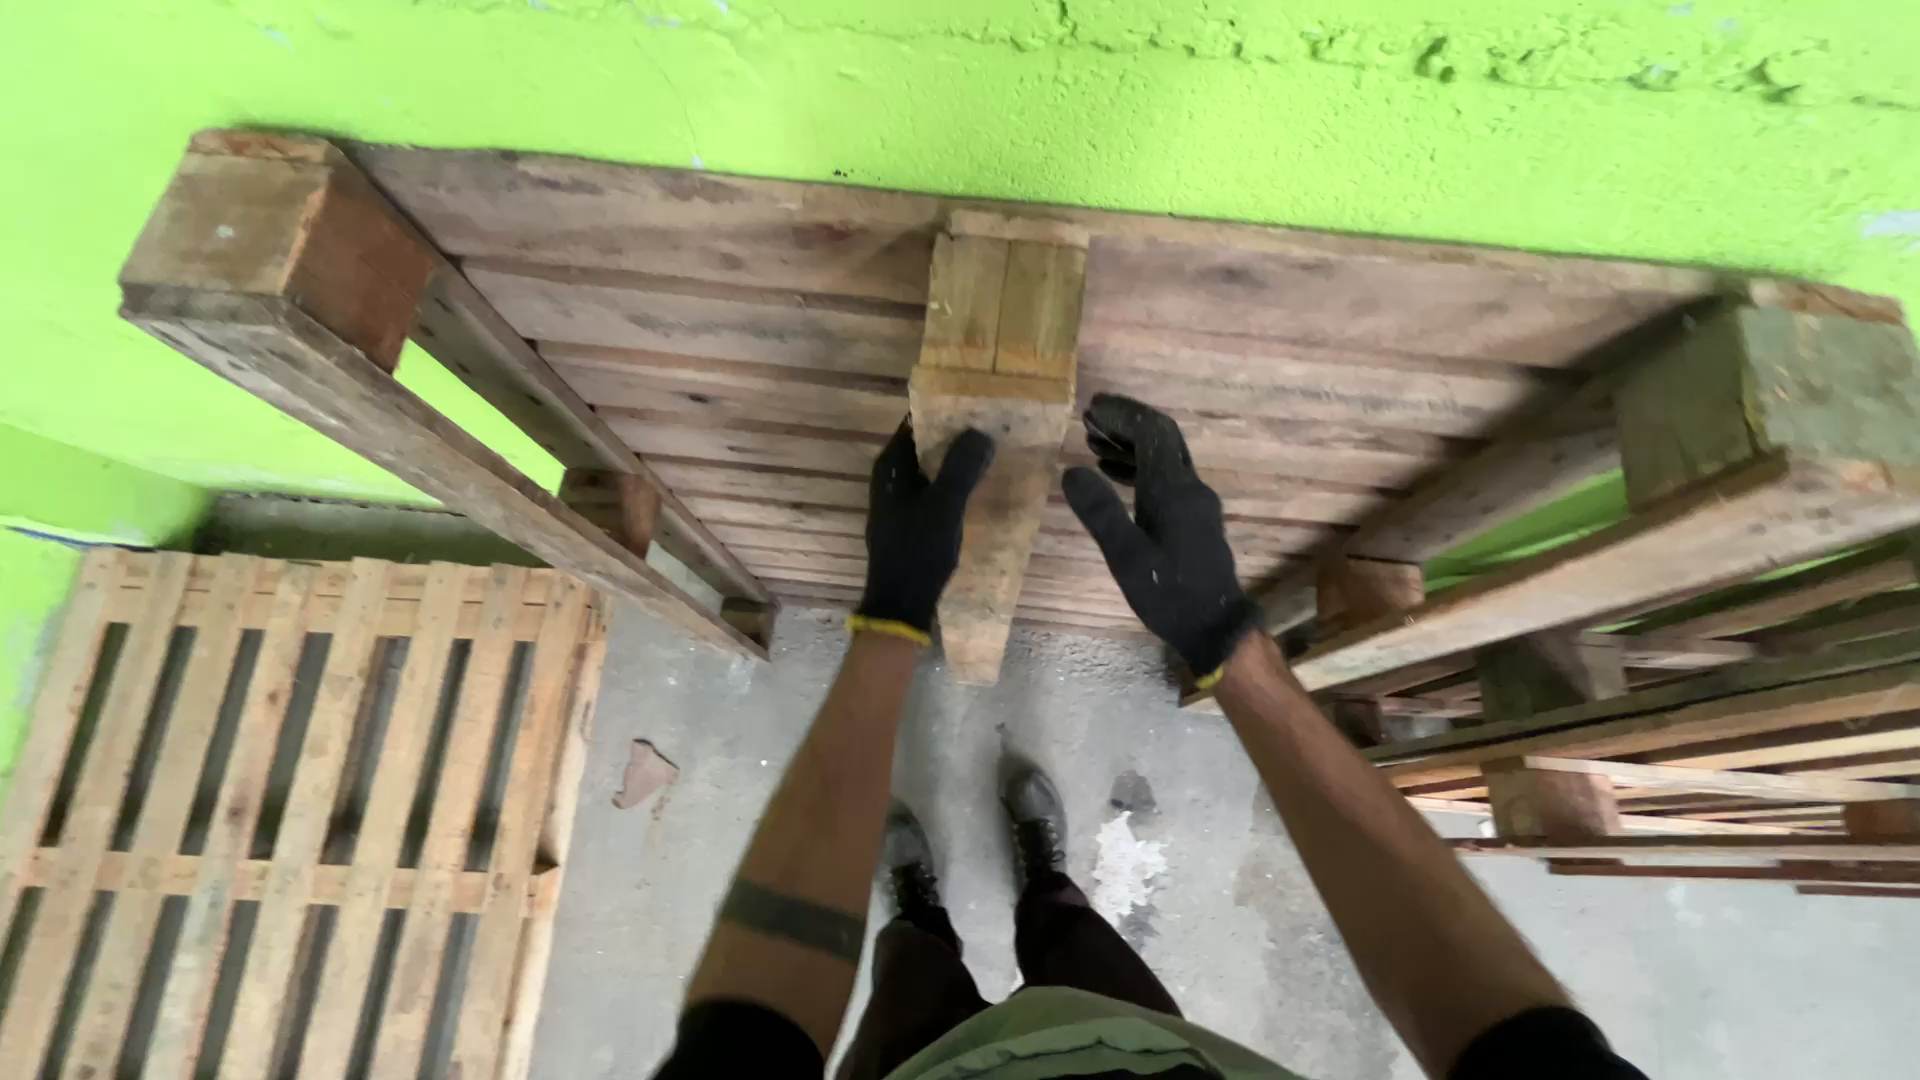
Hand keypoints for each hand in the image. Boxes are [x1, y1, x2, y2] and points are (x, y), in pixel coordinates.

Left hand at [857, 419, 994, 635]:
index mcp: (890, 467)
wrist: (901, 603)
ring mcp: (898, 501)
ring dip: (954, 460)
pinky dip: (951, 483)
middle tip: (990, 424)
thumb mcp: (944, 505)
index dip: (944, 410)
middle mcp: (889, 479)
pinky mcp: (908, 521)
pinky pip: (932, 490)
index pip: (915, 422)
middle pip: (923, 444)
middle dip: (954, 435)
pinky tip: (975, 487)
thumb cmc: (919, 550)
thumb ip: (961, 467)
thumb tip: (980, 430)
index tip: (976, 402)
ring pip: (929, 469)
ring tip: (989, 450)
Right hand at [1062, 393, 1261, 681]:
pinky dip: (1138, 468)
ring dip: (1130, 445)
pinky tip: (1114, 477)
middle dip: (1126, 423)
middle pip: (1162, 438)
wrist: (1213, 625)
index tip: (1092, 407)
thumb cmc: (1168, 593)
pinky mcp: (1193, 518)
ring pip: (1163, 458)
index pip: (1152, 431)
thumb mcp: (1125, 556)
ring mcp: (1194, 502)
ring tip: (1093, 443)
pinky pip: (1164, 478)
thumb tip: (1071, 471)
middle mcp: (1189, 487)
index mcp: (1173, 489)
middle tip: (1090, 418)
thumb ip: (1100, 512)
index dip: (1123, 414)